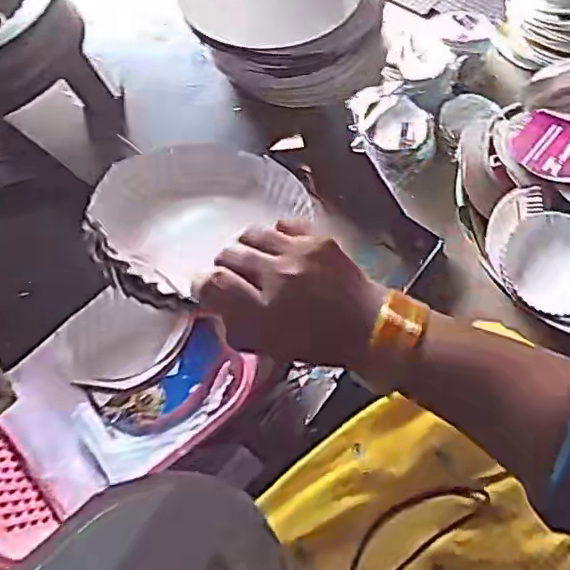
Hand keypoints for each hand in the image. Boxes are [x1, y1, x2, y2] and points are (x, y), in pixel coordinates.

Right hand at [195, 220, 386, 368]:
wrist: (367, 325)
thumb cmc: (316, 342)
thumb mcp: (268, 344)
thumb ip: (234, 322)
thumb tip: (211, 297)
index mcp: (262, 312)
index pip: (212, 283)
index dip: (203, 284)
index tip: (207, 287)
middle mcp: (277, 276)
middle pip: (228, 254)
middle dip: (225, 266)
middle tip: (236, 276)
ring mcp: (299, 252)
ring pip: (251, 234)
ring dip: (248, 248)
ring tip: (258, 260)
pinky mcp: (317, 238)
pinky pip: (281, 225)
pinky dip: (276, 236)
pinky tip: (283, 250)